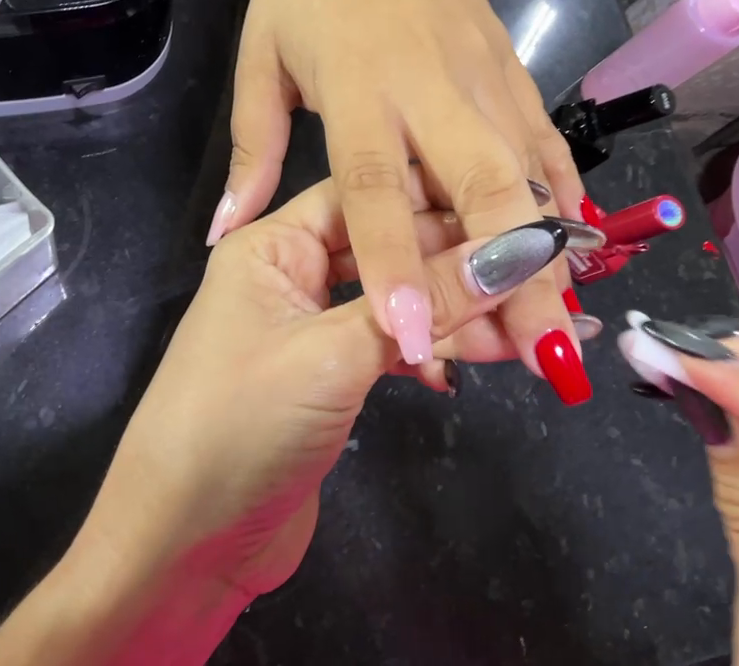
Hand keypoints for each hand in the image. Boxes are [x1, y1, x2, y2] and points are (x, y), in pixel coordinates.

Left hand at [90, 181, 568, 599]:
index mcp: (275, 242)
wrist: (187, 543)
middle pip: (392, 250)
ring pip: (400, 302)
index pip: (370, 196)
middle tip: (551, 283)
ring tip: (539, 337)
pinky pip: (393, 346)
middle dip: (466, 268)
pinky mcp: (330, 377)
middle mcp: (293, 272)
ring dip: (461, 318)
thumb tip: (521, 252)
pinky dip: (432, 353)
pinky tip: (474, 365)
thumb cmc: (243, 423)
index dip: (446, 201)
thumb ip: (426, 303)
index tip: (526, 213)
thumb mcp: (336, 353)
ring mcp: (312, 327)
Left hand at [214, 0, 589, 399]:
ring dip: (553, 248)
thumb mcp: (256, 58)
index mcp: (357, 88)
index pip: (377, 191)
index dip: (394, 267)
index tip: (414, 340)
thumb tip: (222, 229)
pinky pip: (542, 136)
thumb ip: (251, 150)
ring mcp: (480, 72)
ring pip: (528, 168)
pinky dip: (563, 190)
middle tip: (545, 356)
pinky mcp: (508, 61)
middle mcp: (429, 86)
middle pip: (482, 187)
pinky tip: (578, 242)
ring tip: (571, 321)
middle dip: (516, 274)